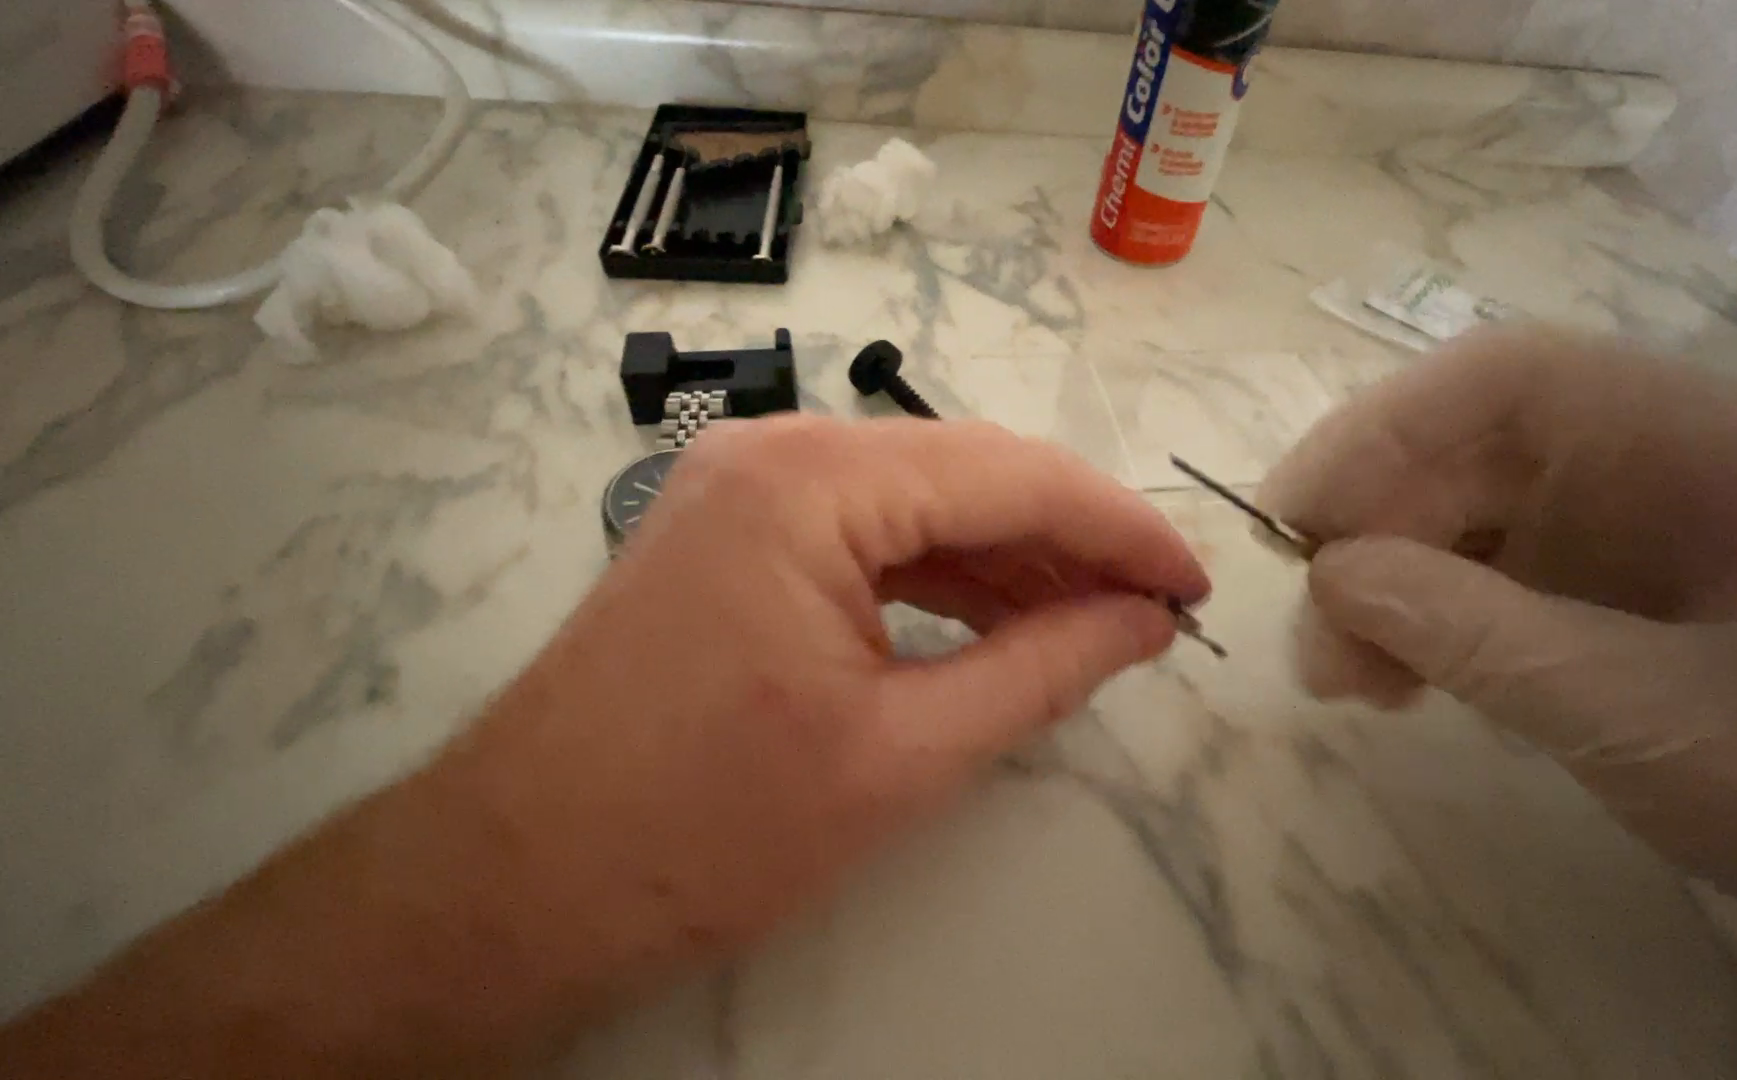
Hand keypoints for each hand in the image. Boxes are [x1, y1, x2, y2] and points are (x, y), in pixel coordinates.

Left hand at [460, 414, 1209, 972]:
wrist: (520, 879)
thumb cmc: (708, 830)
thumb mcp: (906, 755)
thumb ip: (1044, 669)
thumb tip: (1143, 621)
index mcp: (812, 483)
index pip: (1011, 475)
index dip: (1120, 528)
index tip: (1192, 582)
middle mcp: (778, 451)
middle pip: (968, 472)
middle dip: (1072, 539)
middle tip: (1153, 606)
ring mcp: (749, 485)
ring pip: (921, 500)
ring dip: (1011, 556)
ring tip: (1094, 618)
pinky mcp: (739, 530)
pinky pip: (870, 532)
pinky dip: (944, 572)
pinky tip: (1001, 615)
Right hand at [1257, 327, 1736, 973]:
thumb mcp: (1653, 716)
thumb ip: (1475, 636)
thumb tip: (1328, 574)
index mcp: (1694, 444)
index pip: (1495, 383)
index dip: (1371, 434)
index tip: (1289, 521)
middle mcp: (1652, 467)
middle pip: (1460, 463)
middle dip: (1367, 545)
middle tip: (1314, 650)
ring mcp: (1632, 535)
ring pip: (1461, 527)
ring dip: (1384, 593)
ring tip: (1347, 684)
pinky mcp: (1616, 597)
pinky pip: (1488, 584)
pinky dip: (1427, 626)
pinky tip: (1403, 685)